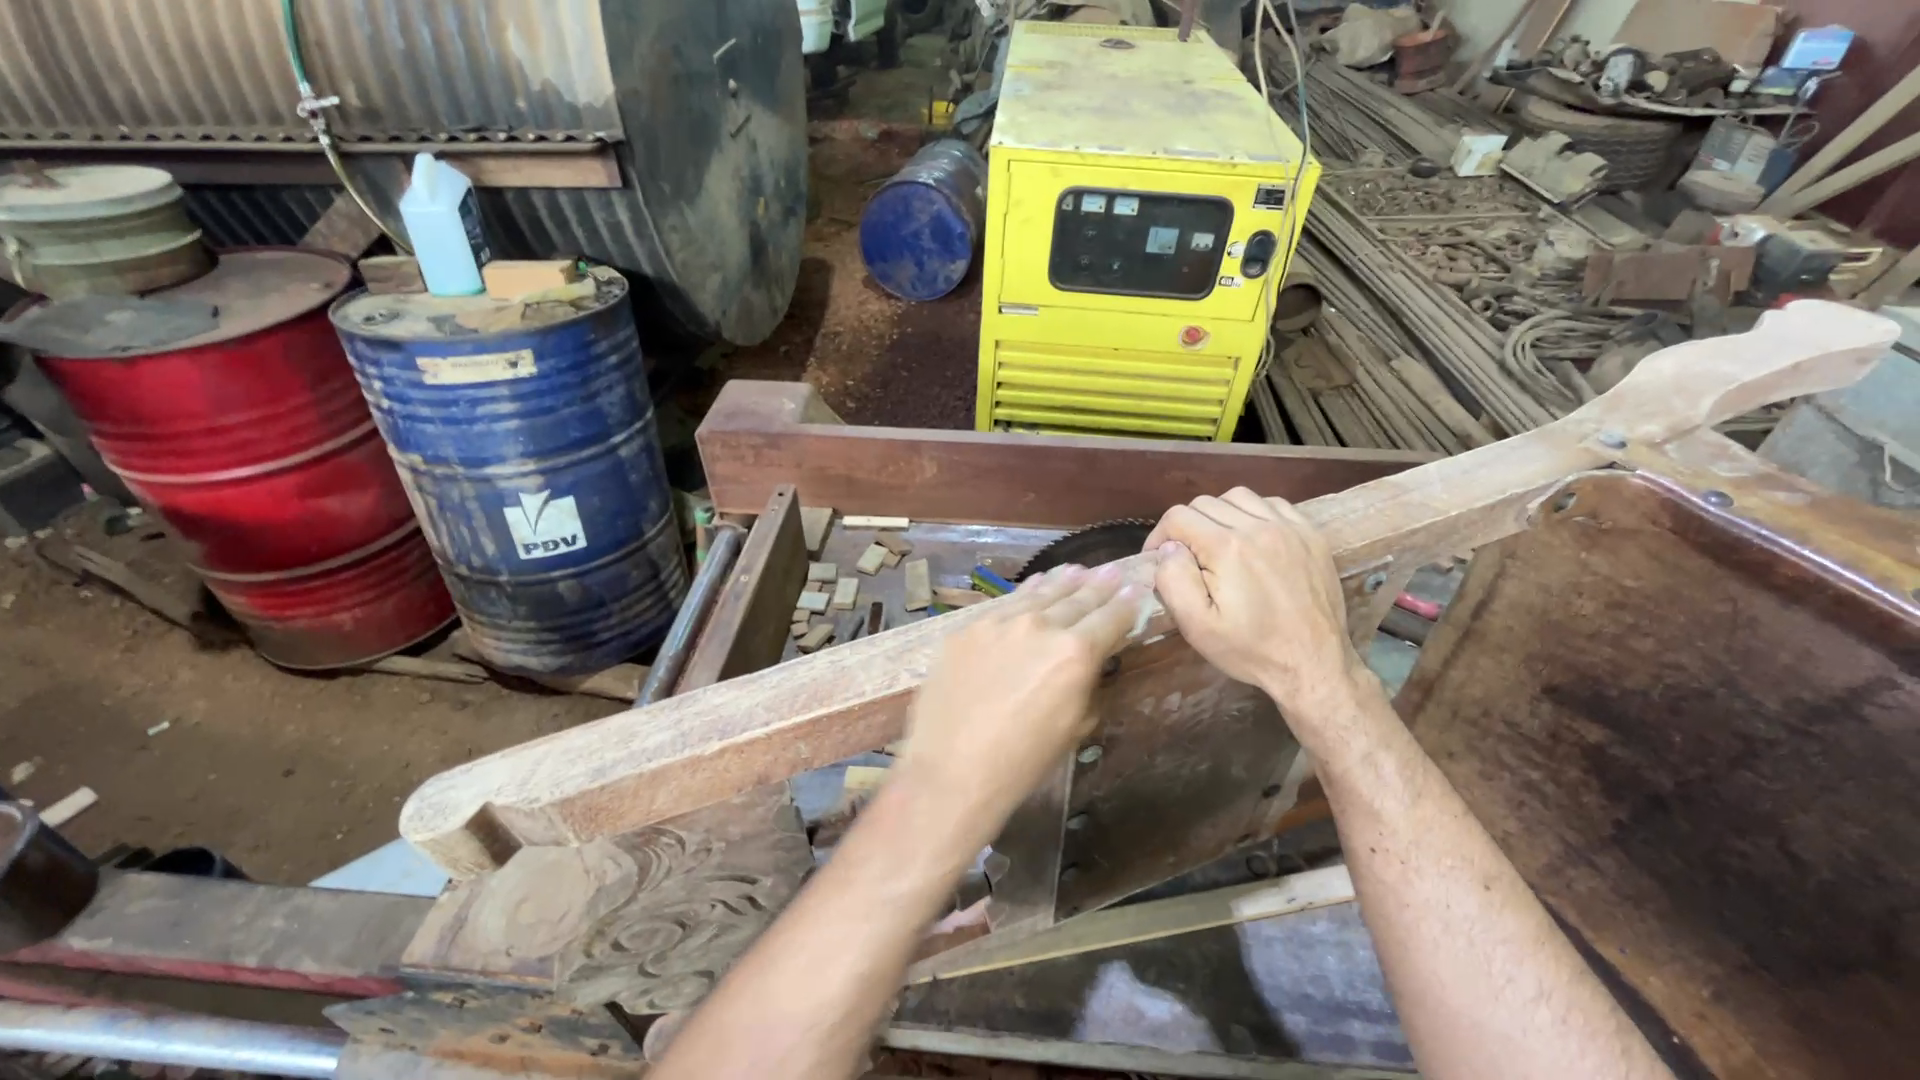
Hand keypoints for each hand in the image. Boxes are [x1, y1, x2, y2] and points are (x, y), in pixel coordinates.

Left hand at [897, 564, 1146, 843]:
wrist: (951, 770)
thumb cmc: (1022, 763)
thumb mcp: (1074, 726)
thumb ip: (1089, 684)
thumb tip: (1093, 662)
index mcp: (1076, 653)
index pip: (1111, 618)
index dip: (1127, 604)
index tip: (1136, 589)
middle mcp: (1040, 626)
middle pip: (1077, 599)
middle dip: (1099, 586)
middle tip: (1112, 572)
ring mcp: (999, 622)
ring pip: (1040, 594)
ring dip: (1063, 581)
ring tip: (1078, 571)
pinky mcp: (967, 628)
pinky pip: (1005, 604)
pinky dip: (1027, 593)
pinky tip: (1035, 586)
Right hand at [1144, 488, 1365, 717]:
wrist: (1314, 665)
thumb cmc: (1251, 649)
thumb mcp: (1197, 626)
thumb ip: (1174, 580)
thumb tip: (1169, 549)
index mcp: (1227, 548)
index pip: (1178, 517)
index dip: (1159, 536)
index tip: (1159, 560)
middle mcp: (1258, 527)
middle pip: (1205, 503)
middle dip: (1187, 526)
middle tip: (1188, 558)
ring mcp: (1290, 528)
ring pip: (1239, 497)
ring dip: (1220, 515)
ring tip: (1218, 544)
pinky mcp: (1311, 535)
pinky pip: (1274, 505)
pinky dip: (1254, 514)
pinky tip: (1252, 540)